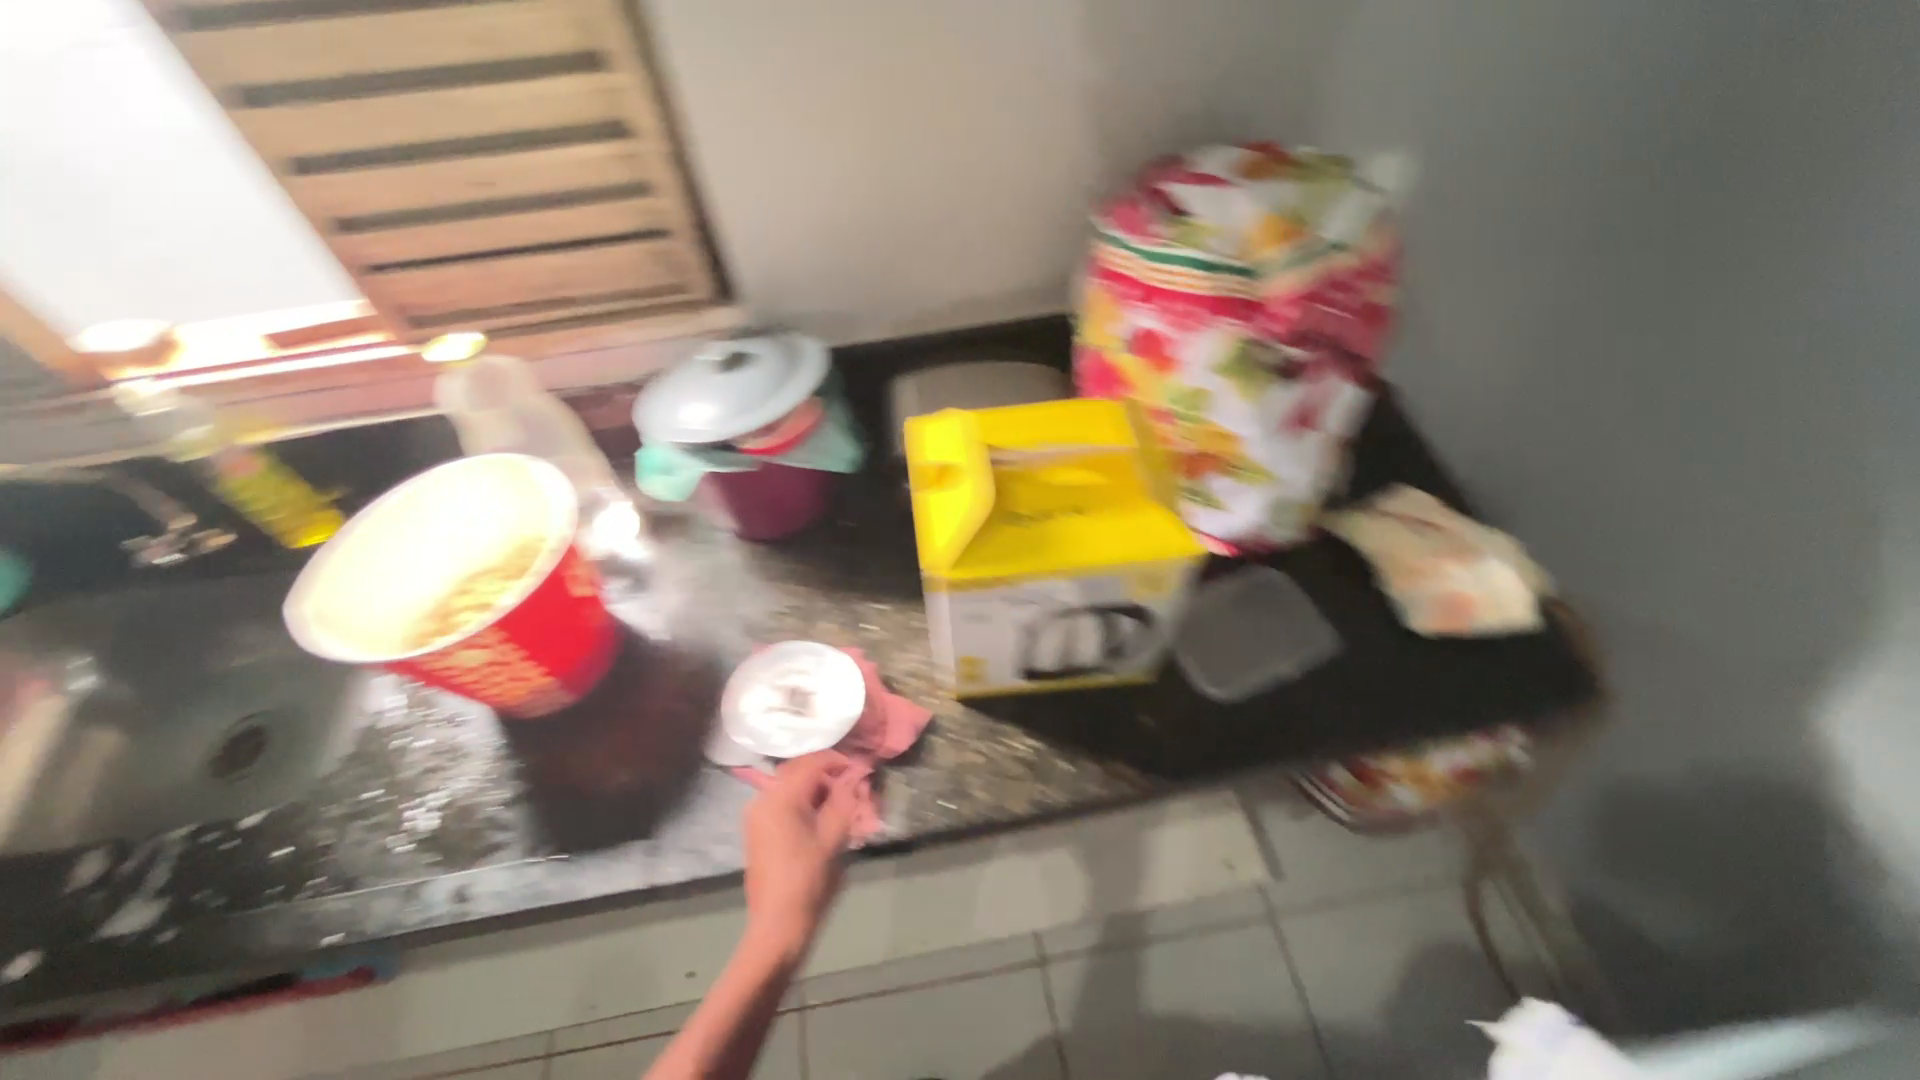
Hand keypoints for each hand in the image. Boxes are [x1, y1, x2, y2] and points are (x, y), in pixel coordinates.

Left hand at [742, 752, 858, 960]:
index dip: (838, 762)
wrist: (777, 924)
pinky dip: (803, 802)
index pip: (811, 763)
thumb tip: (856, 776)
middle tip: (853, 788)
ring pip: (790, 787)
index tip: (860, 770)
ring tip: (842, 804)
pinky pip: (782, 803)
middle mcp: (762, 799)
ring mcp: (756, 815)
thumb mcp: (833, 838)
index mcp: (779, 798)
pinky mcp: (758, 830)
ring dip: (816, 789)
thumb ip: (845, 801)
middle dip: (827, 775)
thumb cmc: (808, 881)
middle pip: (798, 772)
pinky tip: (822, 818)